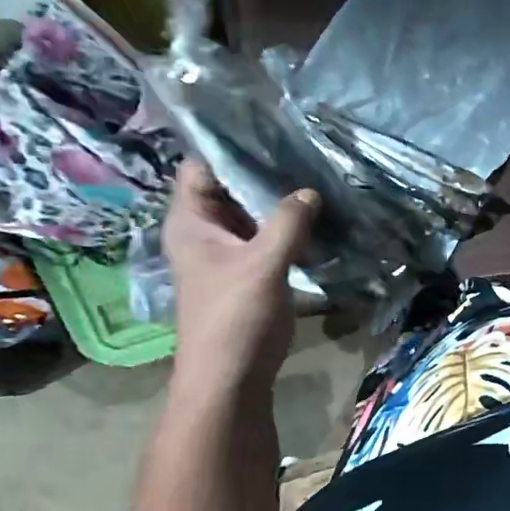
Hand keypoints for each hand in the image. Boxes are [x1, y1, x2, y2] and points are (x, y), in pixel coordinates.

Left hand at [163, 161, 317, 386]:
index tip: (270, 130)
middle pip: (230, 189)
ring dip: (280, 204)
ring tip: (318, 180)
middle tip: (306, 152)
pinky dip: (287, 230)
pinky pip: (266, 241)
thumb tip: (310, 191)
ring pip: (252, 216)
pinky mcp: (246, 275)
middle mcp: (204, 232)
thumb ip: (288, 223)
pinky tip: (318, 221)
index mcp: (191, 222)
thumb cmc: (235, 317)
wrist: (229, 381)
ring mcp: (225, 255)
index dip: (229, 145)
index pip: (202, 166)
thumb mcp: (264, 264)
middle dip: (265, 173)